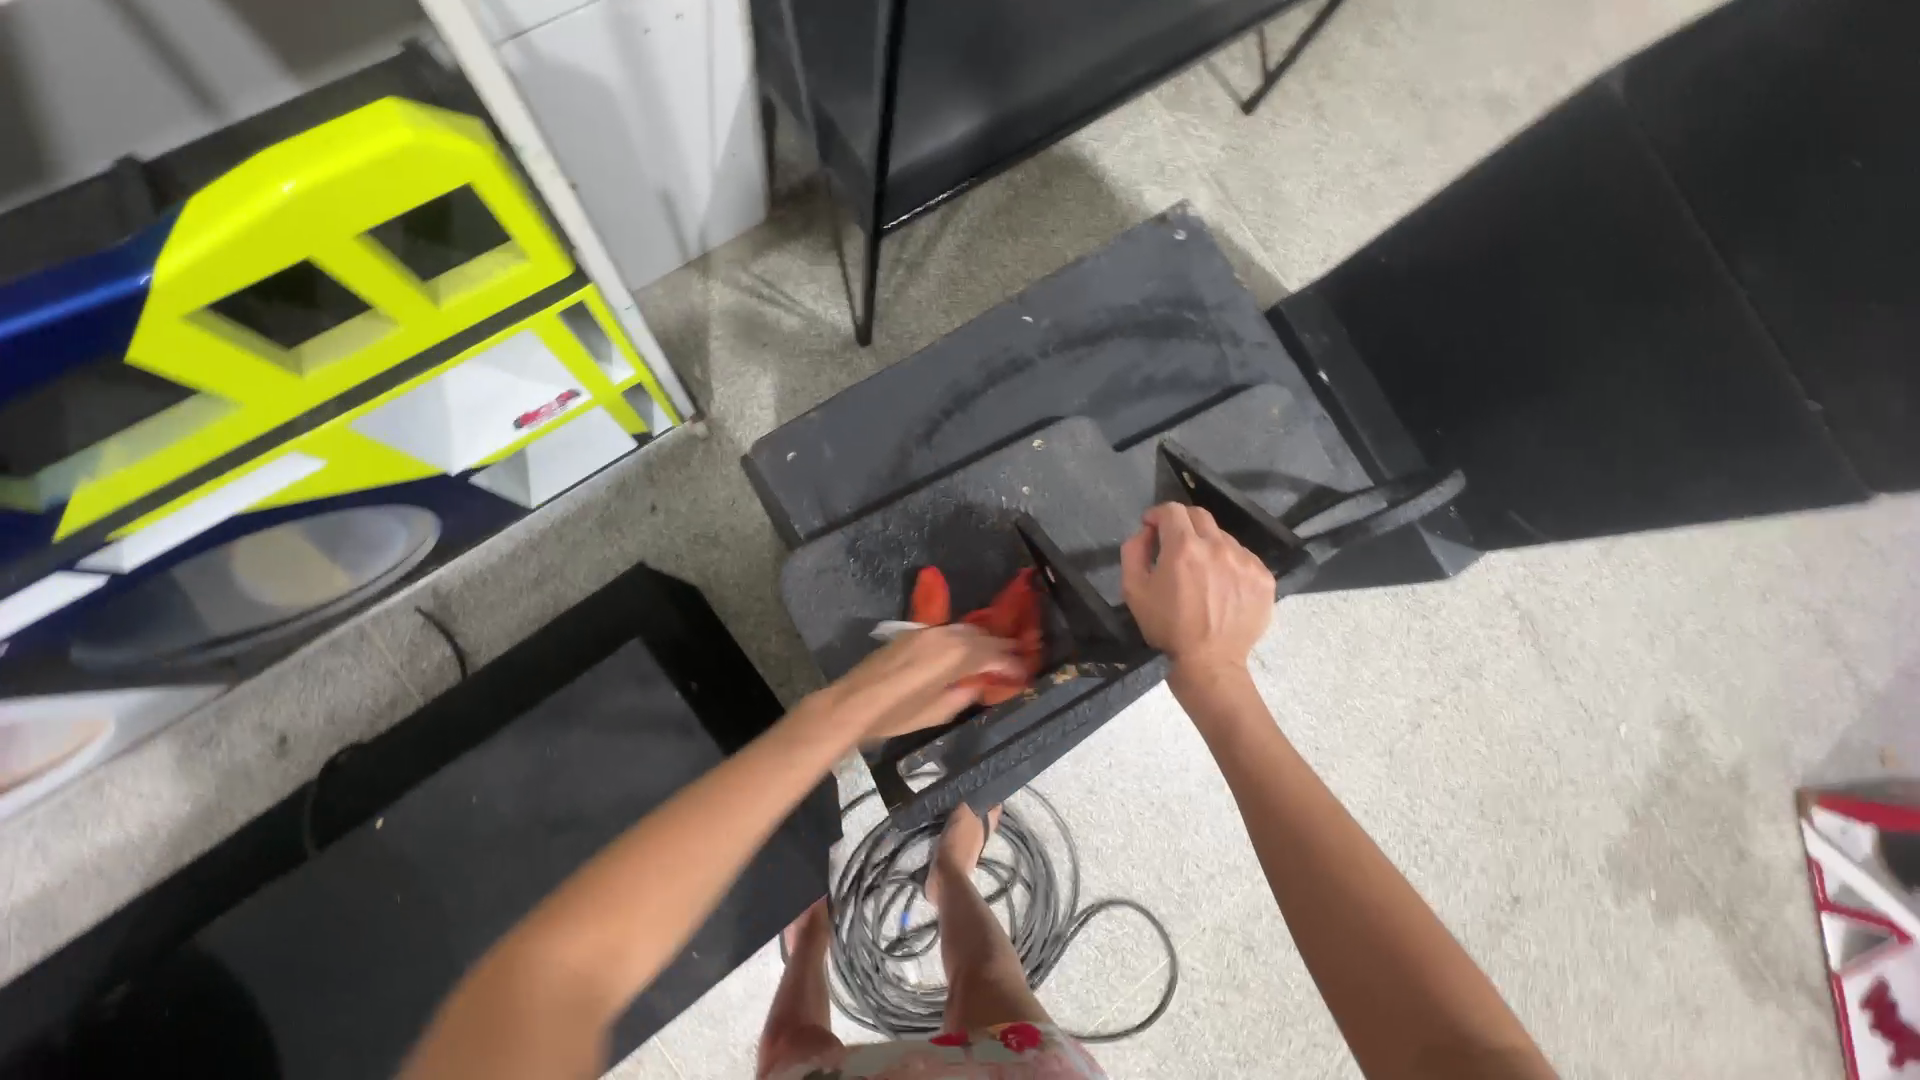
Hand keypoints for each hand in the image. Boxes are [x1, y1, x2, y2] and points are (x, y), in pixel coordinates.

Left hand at [805, 625, 1021, 740]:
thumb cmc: (898, 713)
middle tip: (1017, 659)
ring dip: (982, 641)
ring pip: (965, 630)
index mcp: (956, 655)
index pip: (994, 655)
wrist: (855, 702)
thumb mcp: (939, 711)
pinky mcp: (913, 633)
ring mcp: (928, 632)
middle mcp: (946, 636)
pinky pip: (949, 631)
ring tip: (995, 654)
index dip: (1011, 664)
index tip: (1024, 671)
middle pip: (982, 637)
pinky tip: (965, 651)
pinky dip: (963, 639)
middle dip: (1001, 648)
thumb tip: (979, 685)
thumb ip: (964, 694)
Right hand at [1119, 503, 1275, 676]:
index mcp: (1184, 548)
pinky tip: (1222, 587)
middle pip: (1200, 516)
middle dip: (1182, 524)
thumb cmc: (1166, 628)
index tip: (1152, 527)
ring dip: (1208, 546)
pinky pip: (1243, 559)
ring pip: (1223, 538)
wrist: (1208, 663)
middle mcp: (1218, 547)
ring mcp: (1246, 561)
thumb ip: (1133, 551)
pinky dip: (1229, 565)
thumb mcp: (1133, 590)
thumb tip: (1146, 532)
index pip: (1172, 510)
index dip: (1158, 514)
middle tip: (1174, 545)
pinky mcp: (1264, 578)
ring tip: (1201, 573)